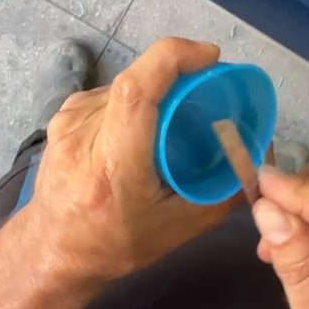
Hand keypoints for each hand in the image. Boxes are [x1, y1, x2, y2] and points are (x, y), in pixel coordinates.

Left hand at [12, 37, 237, 286]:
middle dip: (177, 74)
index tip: (209, 57)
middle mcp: (83, 133)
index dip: (174, 58)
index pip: (136, 90)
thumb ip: (221, 192)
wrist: (52, 251)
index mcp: (112, 163)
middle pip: (136, 80)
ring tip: (174, 116)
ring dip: (155, 88)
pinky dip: (135, 100)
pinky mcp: (63, 114)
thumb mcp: (179, 228)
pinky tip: (144, 125)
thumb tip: (256, 155)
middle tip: (206, 90)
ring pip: (125, 83)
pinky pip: (111, 93)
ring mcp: (68, 120)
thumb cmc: (115, 244)